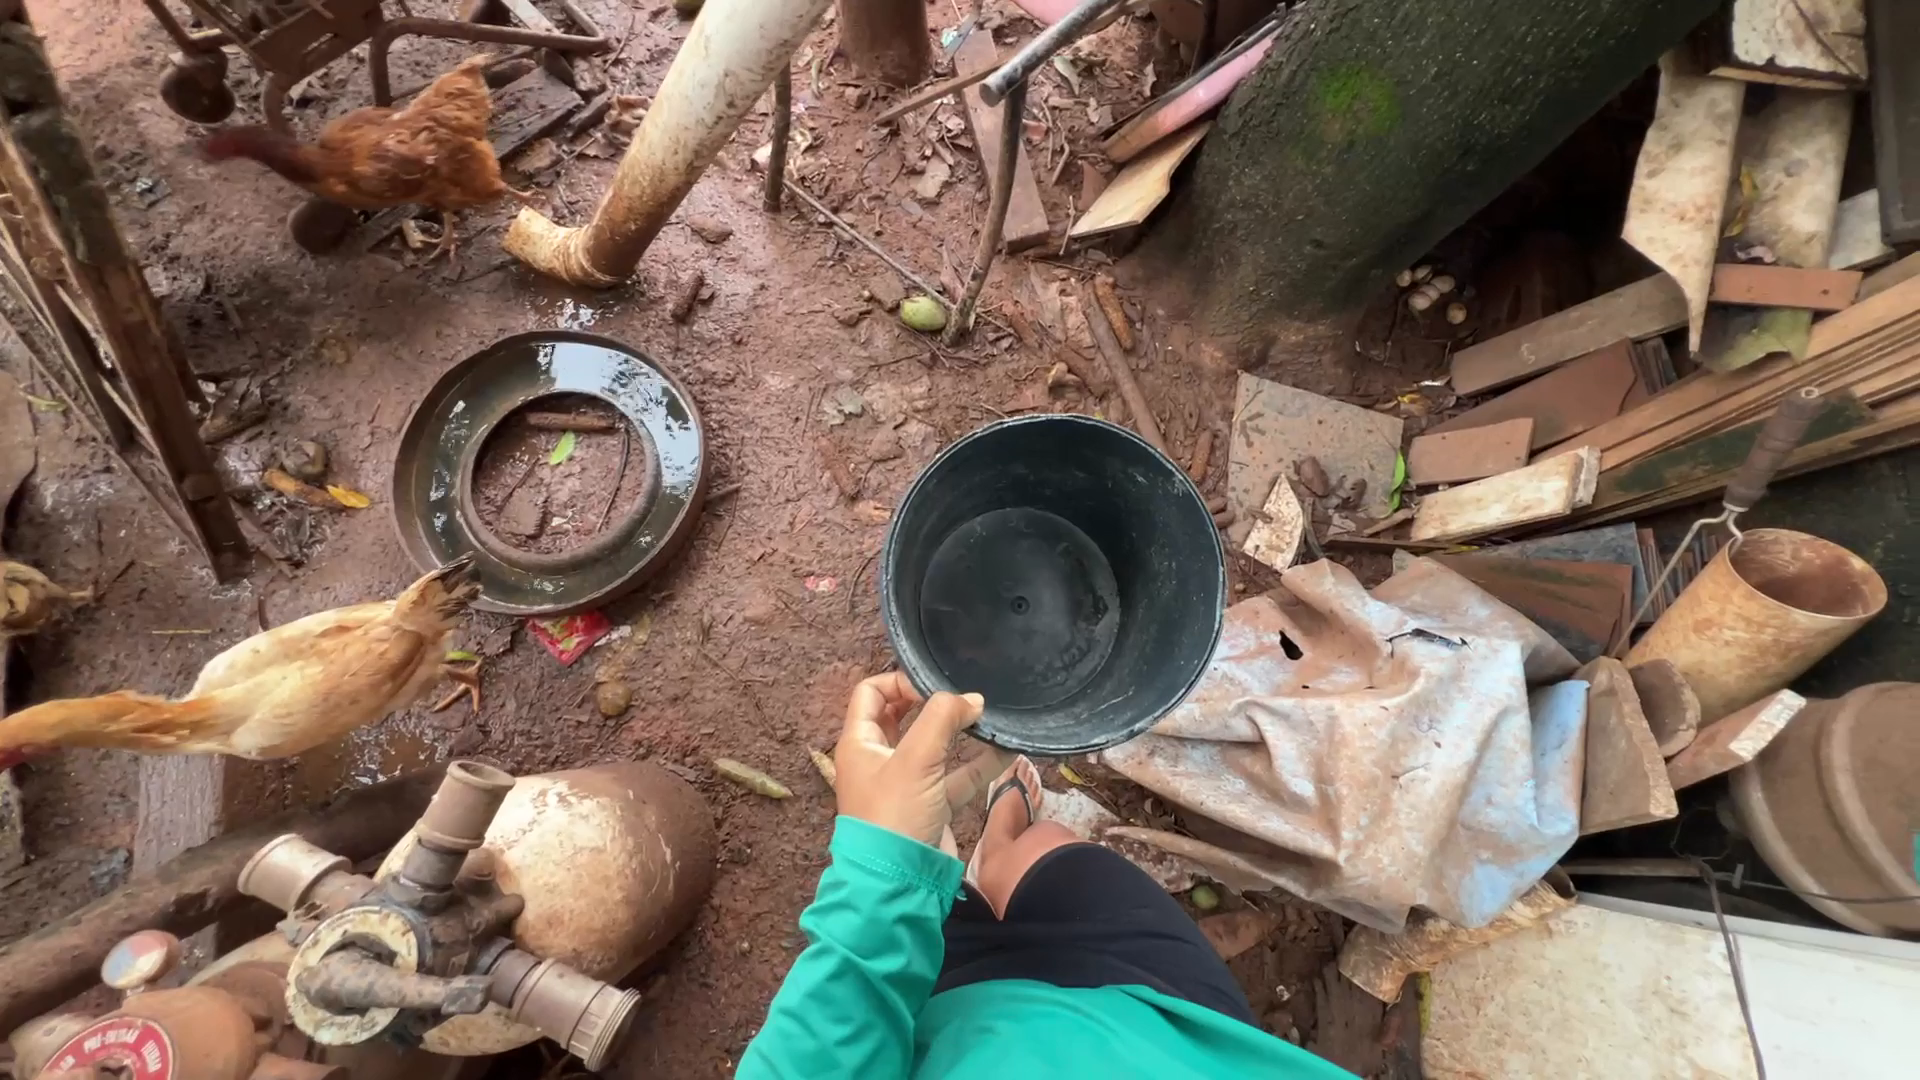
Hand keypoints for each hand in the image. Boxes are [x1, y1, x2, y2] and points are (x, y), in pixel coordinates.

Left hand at [833, 672, 1009, 849]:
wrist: (899, 885)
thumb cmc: (895, 815)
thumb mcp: (915, 759)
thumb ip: (942, 719)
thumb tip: (972, 699)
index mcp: (860, 742)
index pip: (872, 692)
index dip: (900, 682)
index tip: (934, 687)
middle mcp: (880, 758)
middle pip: (904, 715)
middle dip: (933, 703)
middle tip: (962, 696)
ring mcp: (907, 782)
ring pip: (935, 746)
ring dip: (960, 731)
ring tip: (989, 717)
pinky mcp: (931, 805)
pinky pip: (957, 775)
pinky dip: (979, 762)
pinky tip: (1006, 750)